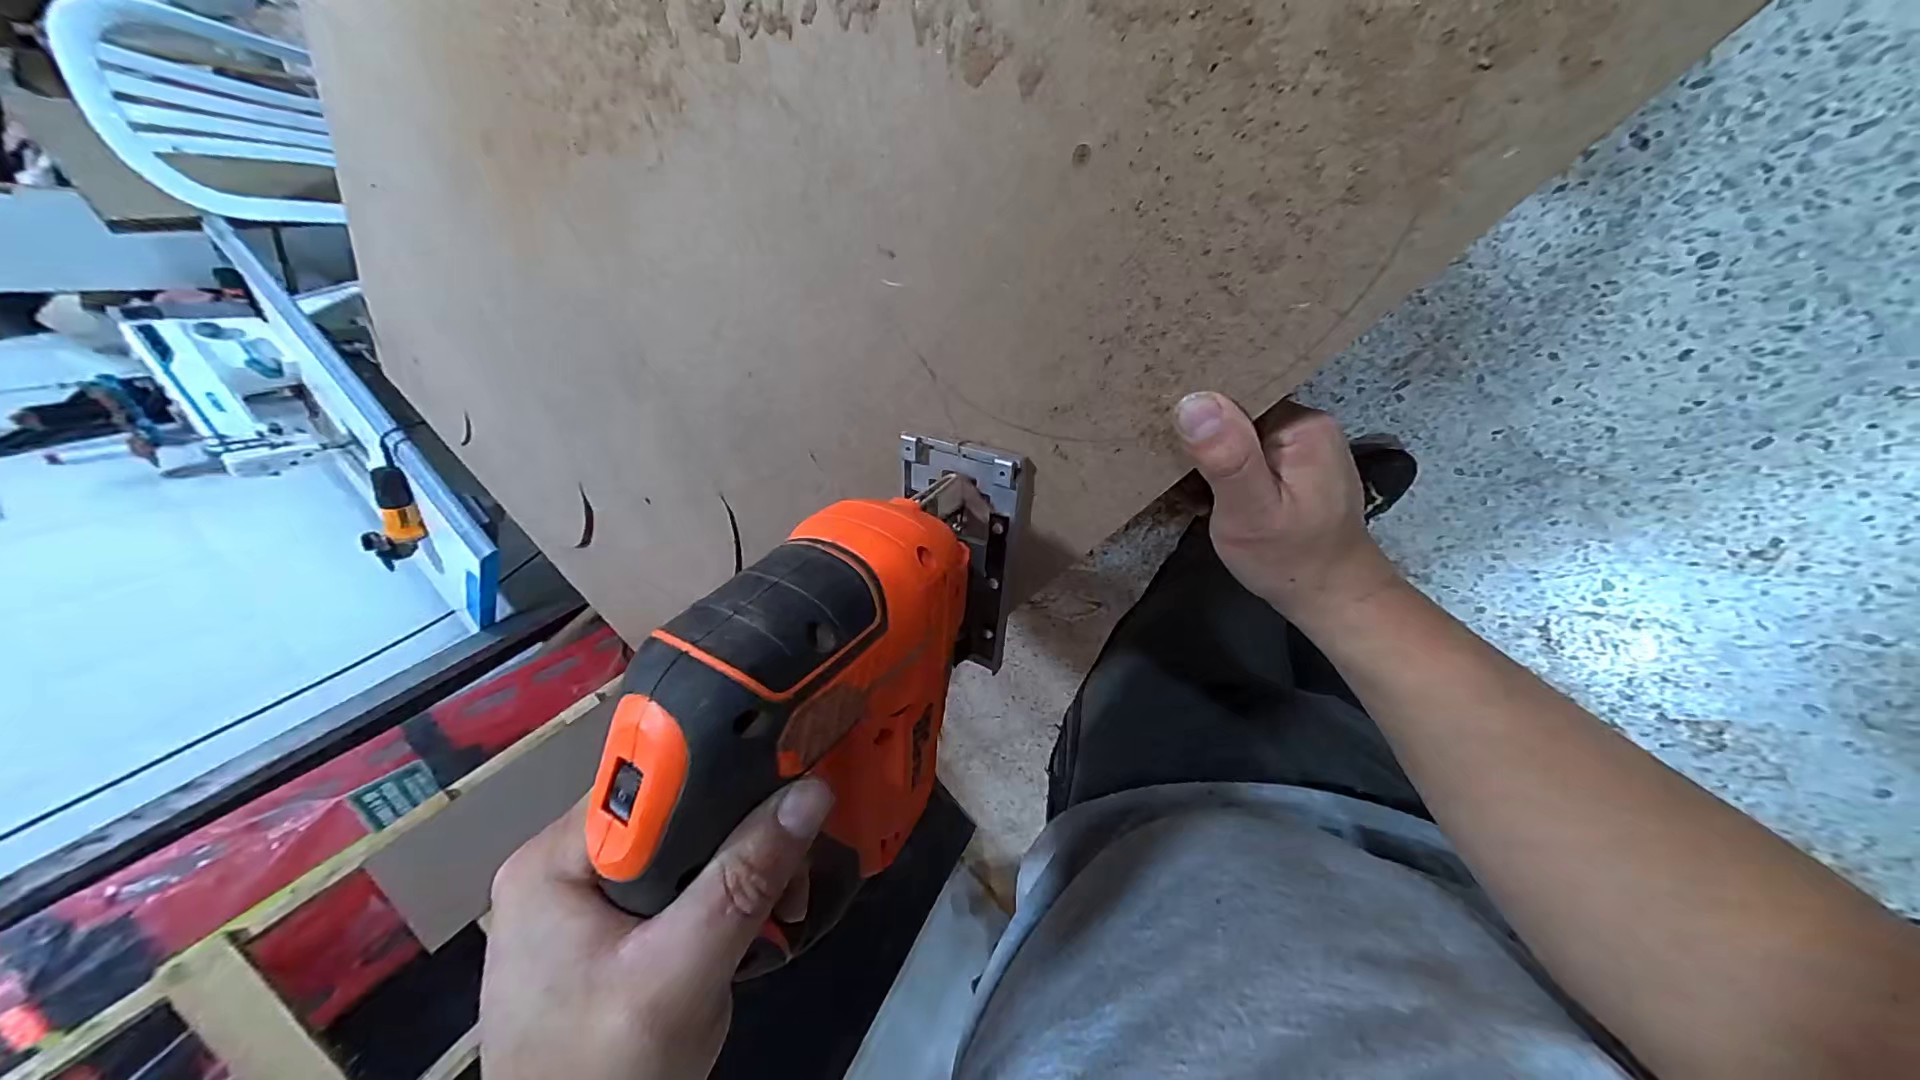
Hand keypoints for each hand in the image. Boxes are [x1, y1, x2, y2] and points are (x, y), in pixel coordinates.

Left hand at [480, 778, 834, 1079]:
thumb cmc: (603, 1076)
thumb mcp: (681, 974)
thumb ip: (745, 880)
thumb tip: (813, 791)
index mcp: (554, 860)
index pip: (649, 779)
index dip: (722, 774)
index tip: (787, 788)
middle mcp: (565, 865)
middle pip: (675, 813)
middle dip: (744, 837)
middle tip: (793, 872)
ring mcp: (587, 900)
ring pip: (688, 848)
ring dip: (744, 871)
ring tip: (784, 910)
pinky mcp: (613, 929)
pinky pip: (684, 884)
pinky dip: (728, 898)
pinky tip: (755, 926)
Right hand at [1173, 392, 1402, 619]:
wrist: (1329, 597)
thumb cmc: (1290, 559)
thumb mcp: (1249, 512)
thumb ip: (1226, 458)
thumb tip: (1193, 401)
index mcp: (1301, 425)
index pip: (1236, 396)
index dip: (1197, 415)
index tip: (1167, 439)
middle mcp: (1305, 425)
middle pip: (1235, 413)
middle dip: (1200, 438)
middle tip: (1172, 468)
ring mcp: (1299, 446)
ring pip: (1236, 434)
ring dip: (1207, 456)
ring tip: (1186, 481)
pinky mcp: (1290, 467)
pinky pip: (1245, 452)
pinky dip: (1221, 469)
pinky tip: (1207, 490)